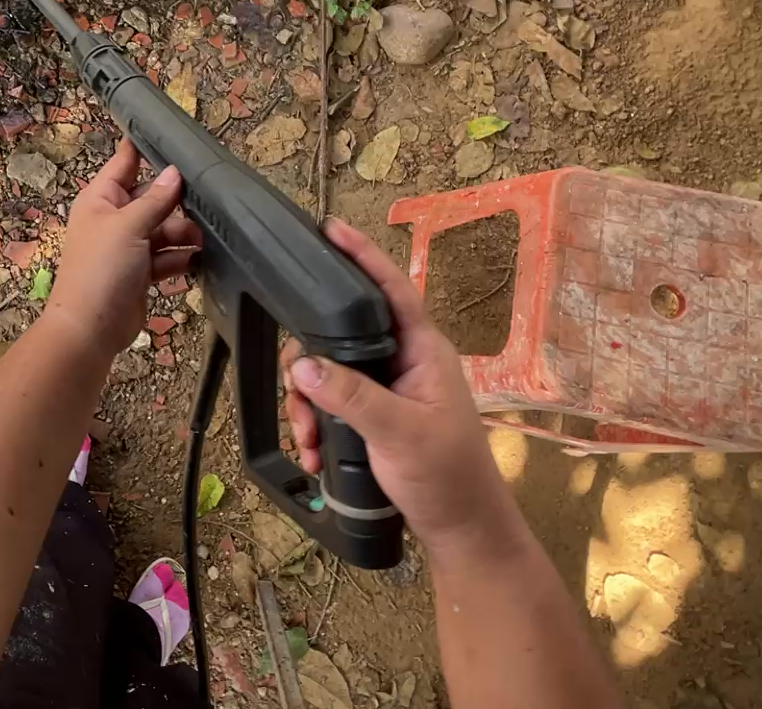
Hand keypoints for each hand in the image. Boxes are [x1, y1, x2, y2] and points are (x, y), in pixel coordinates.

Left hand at [43, 138, 201, 352]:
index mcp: (100, 198)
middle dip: (176, 201)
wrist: (90, 328)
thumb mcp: (129, 226)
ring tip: (202, 240)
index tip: (173, 134)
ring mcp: (127, 246)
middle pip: (151, 198)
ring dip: (182, 233)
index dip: (145, 147)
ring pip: (162, 229)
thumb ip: (155, 200)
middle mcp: (113, 218)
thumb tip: (175, 172)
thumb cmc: (102, 268)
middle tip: (206, 202)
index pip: (124, 163)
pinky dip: (179, 258)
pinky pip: (165, 257)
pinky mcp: (139, 272)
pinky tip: (198, 260)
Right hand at [281, 218, 522, 563]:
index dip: (362, 255)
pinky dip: (315, 425)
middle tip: (299, 399)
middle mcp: (400, 360)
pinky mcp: (372, 413)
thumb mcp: (399, 434)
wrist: (462, 534)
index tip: (329, 228)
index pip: (391, 288)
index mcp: (421, 350)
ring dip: (309, 406)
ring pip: (328, 372)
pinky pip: (330, 402)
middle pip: (341, 334)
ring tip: (307, 441)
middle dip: (310, 367)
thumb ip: (351, 395)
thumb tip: (302, 364)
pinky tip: (313, 455)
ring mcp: (385, 387)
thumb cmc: (447, 477)